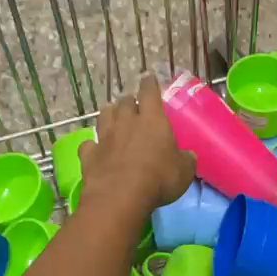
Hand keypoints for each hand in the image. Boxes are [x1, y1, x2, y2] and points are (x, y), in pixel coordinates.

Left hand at [79, 72, 197, 212]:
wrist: (119, 197)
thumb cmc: (158, 179)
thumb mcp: (184, 171)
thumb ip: (185, 159)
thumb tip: (188, 156)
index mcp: (151, 119)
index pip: (149, 92)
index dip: (149, 84)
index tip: (149, 79)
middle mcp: (126, 122)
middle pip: (124, 102)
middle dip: (128, 102)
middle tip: (133, 107)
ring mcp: (104, 137)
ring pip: (104, 116)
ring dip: (110, 115)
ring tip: (113, 118)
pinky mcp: (89, 155)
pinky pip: (88, 144)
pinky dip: (92, 145)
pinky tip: (95, 149)